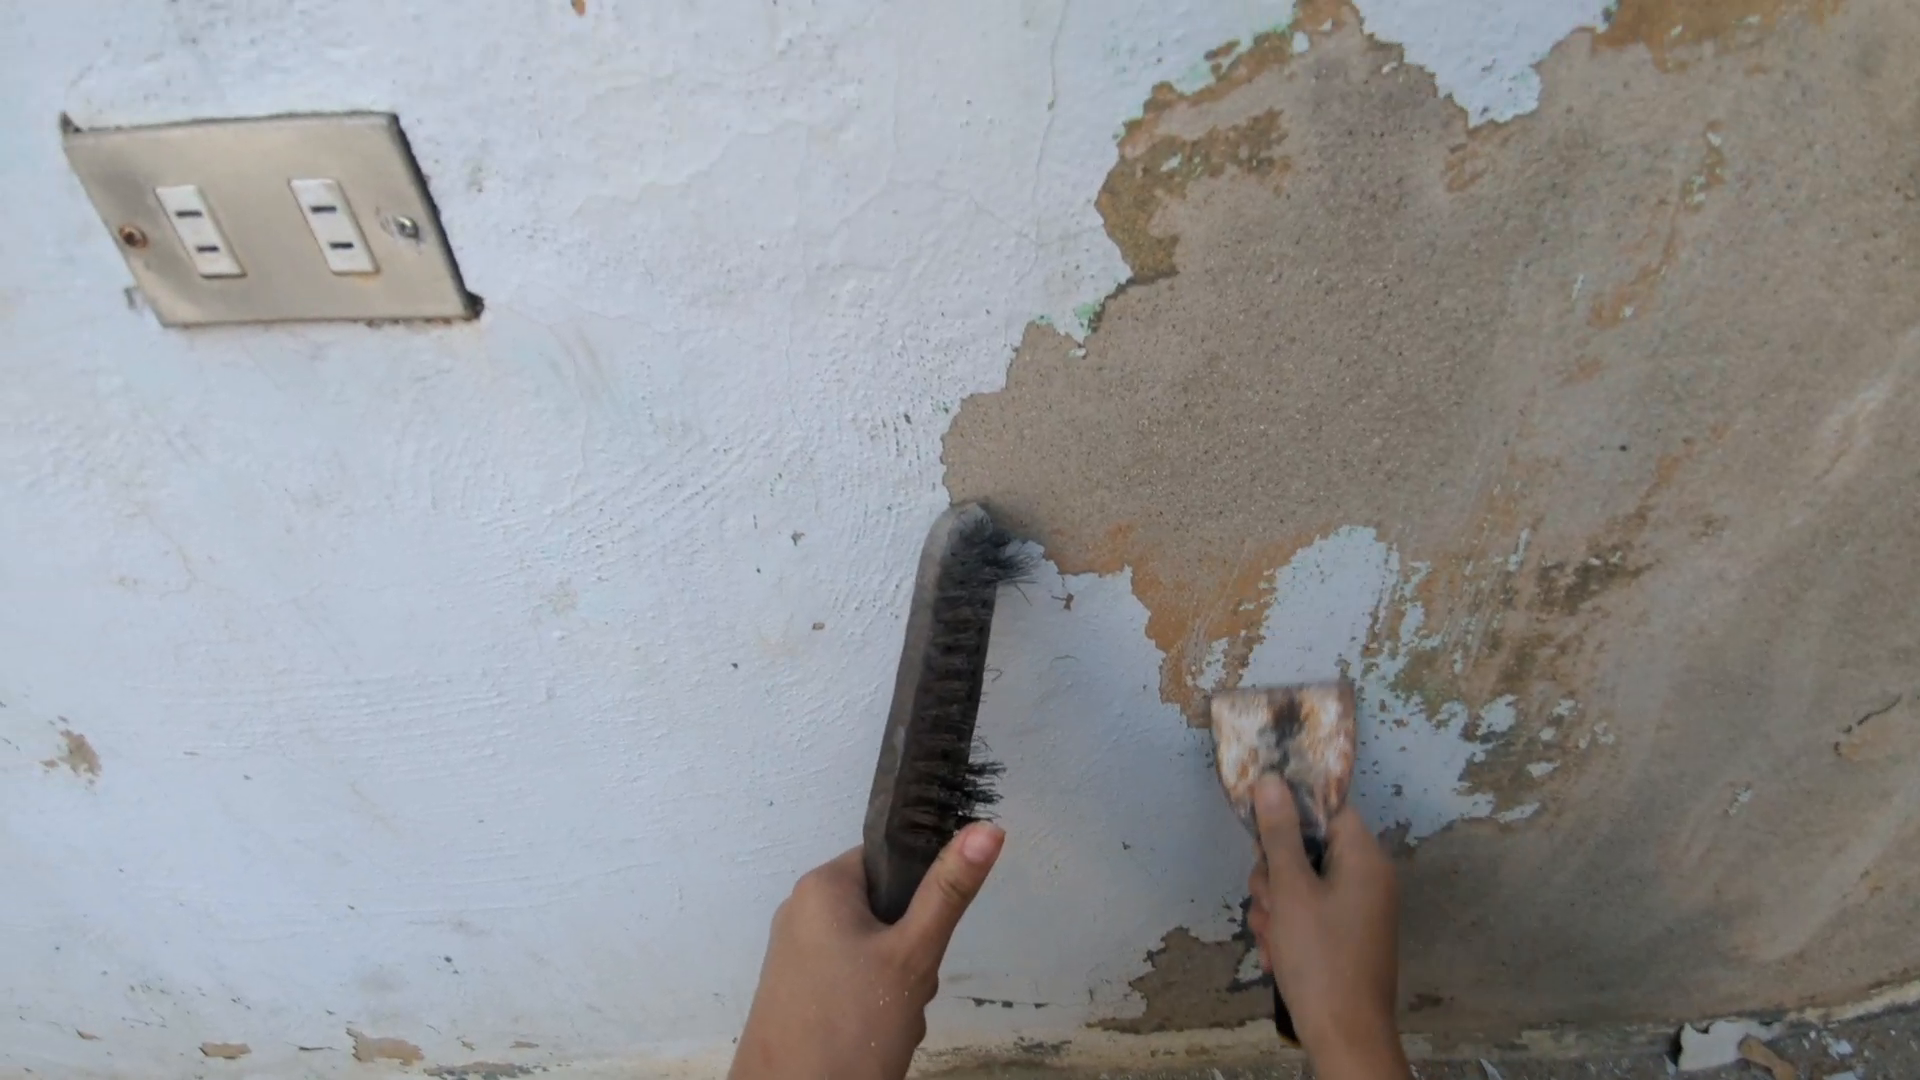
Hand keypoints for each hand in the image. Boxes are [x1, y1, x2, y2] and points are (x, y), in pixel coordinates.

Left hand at [729, 822, 1005, 1079]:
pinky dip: (871, 999)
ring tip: (895, 1017)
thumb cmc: (851, 1025)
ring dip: (896, 979)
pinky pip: (848, 975)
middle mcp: (801, 909)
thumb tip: (987, 827)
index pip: (889, 858)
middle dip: (910, 947)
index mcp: (822, 884)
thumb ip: (949, 890)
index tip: (931, 931)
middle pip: (882, 906)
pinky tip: (877, 1033)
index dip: (921, 889)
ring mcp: (793, 954)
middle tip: (911, 986)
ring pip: (871, 946)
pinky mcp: (793, 992)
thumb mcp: (913, 956)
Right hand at [1246, 775, 1409, 1079]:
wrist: (1345, 1038)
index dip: (1291, 809)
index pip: (1327, 807)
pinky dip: (1285, 925)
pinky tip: (1275, 950)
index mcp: (1364, 859)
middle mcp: (1365, 878)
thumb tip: (1271, 780)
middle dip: (1273, 869)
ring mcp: (1355, 908)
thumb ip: (1278, 832)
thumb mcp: (1290, 888)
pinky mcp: (1342, 933)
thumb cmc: (1320, 955)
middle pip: (1306, 845)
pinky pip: (1305, 909)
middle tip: (1268, 896)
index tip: (1258, 822)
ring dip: (1273, 902)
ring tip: (1270, 932)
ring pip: (1298, 879)